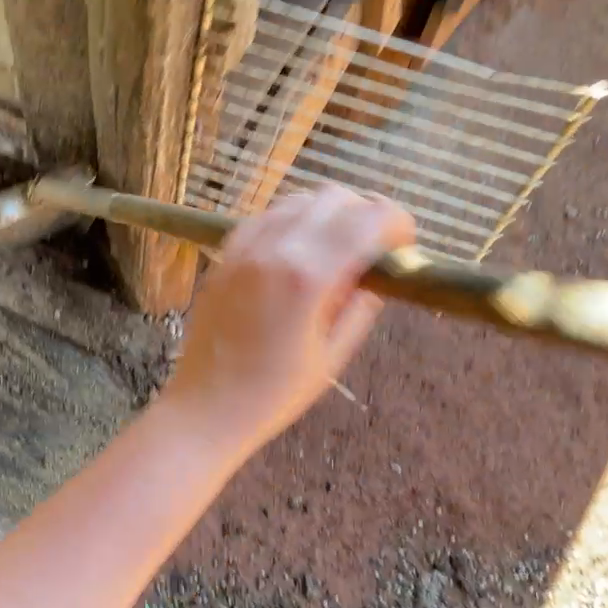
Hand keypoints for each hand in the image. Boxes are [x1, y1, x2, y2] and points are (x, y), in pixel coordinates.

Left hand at [165, 185, 413, 448]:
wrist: (204, 410)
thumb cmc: (271, 395)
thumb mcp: (331, 355)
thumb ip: (360, 305)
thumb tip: (378, 273)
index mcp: (309, 276)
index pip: (370, 219)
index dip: (397, 225)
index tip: (403, 245)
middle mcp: (275, 251)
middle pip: (334, 197)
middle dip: (363, 213)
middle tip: (371, 246)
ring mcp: (242, 252)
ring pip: (297, 201)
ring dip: (325, 214)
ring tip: (333, 249)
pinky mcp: (222, 262)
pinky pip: (261, 219)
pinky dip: (286, 224)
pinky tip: (293, 253)